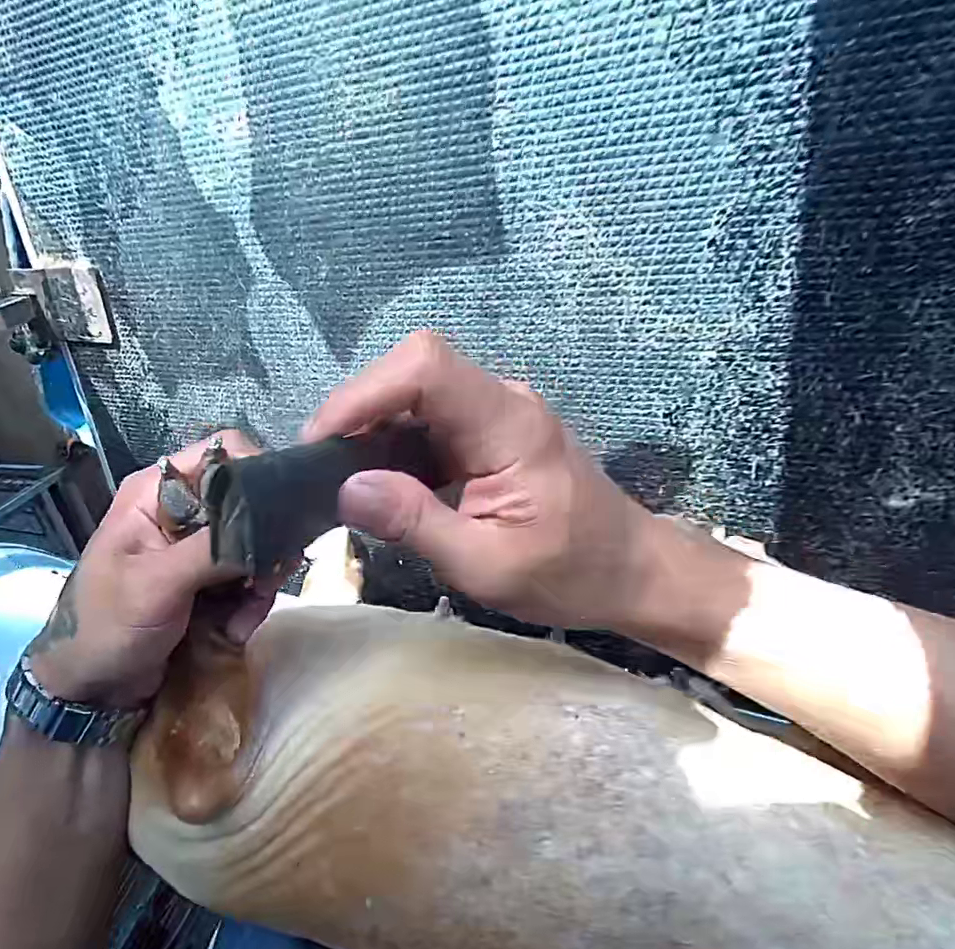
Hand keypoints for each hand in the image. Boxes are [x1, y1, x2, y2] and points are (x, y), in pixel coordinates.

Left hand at [24, 431, 270, 708]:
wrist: (90, 686)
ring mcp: (195, 549)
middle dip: (262, 545)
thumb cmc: (107, 625)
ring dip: (257, 584)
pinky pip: (247, 580)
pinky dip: (248, 605)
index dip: (258, 474)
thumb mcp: (158, 584)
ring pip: (254, 547)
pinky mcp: (207, 581)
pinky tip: (232, 630)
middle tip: (266, 580)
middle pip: (248, 505)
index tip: (280, 515)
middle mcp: (180, 512)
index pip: (222, 454)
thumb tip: (269, 525)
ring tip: (241, 617)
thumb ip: (213, 550)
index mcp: (157, 492)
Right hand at [303, 329, 662, 631]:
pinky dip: (389, 442)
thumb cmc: (569, 574)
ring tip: (341, 476)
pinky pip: (425, 418)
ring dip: (369, 426)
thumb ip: (416, 523)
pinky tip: (377, 480)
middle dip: (358, 409)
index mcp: (508, 425)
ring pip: (413, 391)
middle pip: (412, 369)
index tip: (323, 443)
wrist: (631, 571)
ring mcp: (493, 413)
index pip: (426, 368)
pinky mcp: (485, 432)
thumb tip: (347, 489)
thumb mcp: (486, 564)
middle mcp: (501, 402)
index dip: (364, 393)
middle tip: (323, 465)